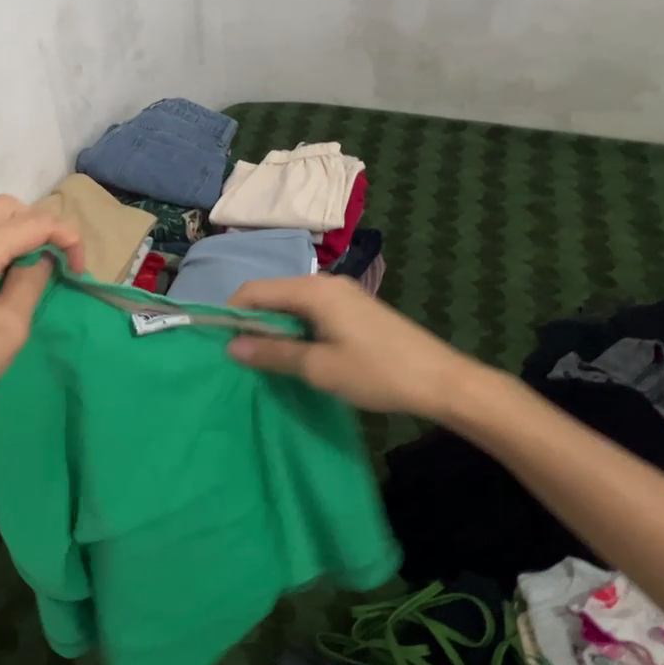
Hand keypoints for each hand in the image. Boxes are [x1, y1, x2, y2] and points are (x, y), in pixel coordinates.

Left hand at [0, 196, 85, 440]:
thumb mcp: (7, 331)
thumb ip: (29, 284)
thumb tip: (41, 259)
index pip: (33, 222)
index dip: (66, 237)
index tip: (80, 269)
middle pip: (6, 208)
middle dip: (40, 225)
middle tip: (57, 261)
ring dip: (16, 234)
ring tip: (33, 271)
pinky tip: (1, 282)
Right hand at [224, 275, 485, 417]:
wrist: (443, 381)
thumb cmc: (378, 372)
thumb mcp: (320, 368)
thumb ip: (273, 354)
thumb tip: (231, 346)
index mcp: (313, 290)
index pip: (255, 291)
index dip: (232, 313)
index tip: (220, 342)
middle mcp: (325, 283)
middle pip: (272, 293)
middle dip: (252, 321)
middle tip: (242, 356)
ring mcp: (342, 294)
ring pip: (291, 303)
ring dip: (275, 327)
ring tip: (268, 359)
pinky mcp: (354, 308)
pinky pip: (310, 310)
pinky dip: (296, 328)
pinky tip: (299, 353)